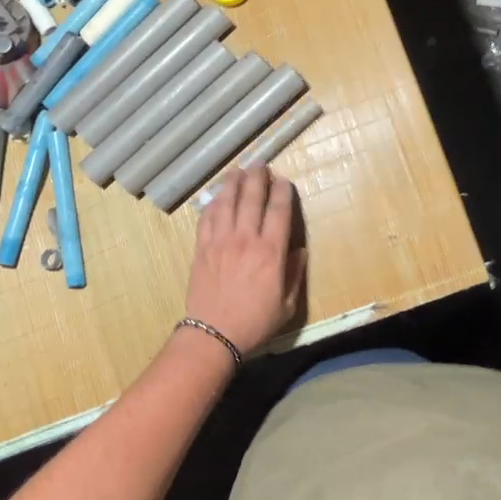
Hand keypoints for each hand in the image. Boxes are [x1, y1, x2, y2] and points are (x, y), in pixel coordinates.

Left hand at [184, 166, 302, 354]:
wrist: (213, 334)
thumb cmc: (254, 323)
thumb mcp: (286, 305)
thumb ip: (293, 274)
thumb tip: (299, 251)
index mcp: (270, 252)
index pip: (278, 211)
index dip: (282, 192)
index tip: (284, 180)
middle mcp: (245, 239)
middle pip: (252, 198)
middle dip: (258, 178)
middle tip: (260, 165)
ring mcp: (220, 241)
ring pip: (227, 202)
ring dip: (233, 183)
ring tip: (238, 170)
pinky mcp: (201, 248)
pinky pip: (207, 218)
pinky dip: (213, 203)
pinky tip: (216, 196)